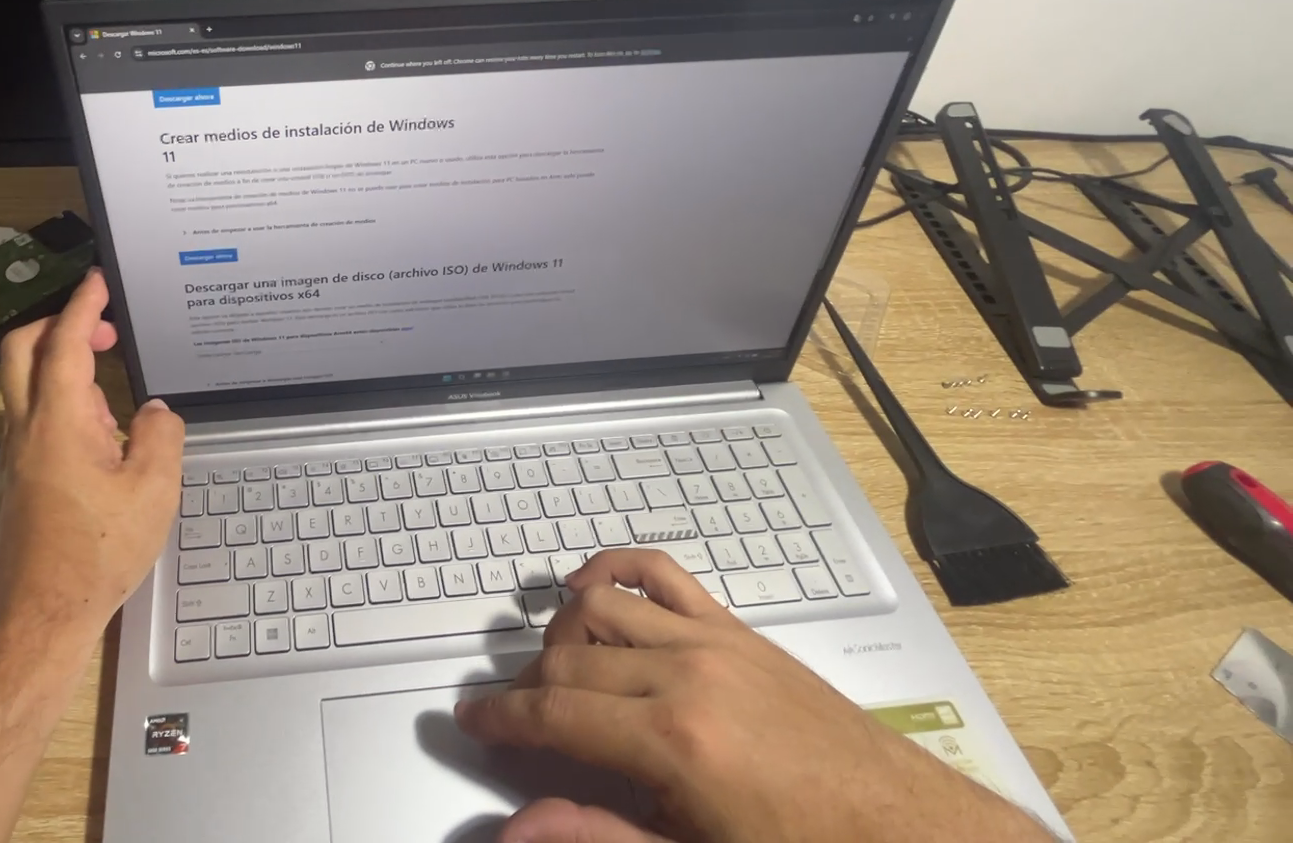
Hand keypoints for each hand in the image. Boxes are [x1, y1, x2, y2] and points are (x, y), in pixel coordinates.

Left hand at [0, 269, 184, 645]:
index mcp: (58, 423)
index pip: (63, 343)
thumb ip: (159, 435)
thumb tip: (154, 410)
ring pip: (25, 383)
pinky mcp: (18, 475)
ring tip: (111, 381)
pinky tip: (100, 429)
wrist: (40, 614)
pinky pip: (34, 416)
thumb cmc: (96, 554)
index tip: (98, 282)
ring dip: (63, 364)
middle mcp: (26, 430)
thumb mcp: (153, 490)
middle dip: (60, 324)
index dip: (83, 305)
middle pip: (22, 349)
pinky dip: (62, 399)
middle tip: (103, 329)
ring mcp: (16, 453)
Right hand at [454, 550, 1052, 842]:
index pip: (555, 712)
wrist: (910, 834)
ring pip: (599, 609)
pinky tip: (588, 586)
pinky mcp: (734, 625)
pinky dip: (613, 567)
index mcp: (674, 741)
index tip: (471, 720)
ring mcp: (710, 637)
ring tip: (555, 670)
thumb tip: (514, 828)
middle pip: (568, 660)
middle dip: (525, 687)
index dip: (502, 718)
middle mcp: (684, 671)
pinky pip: (660, 570)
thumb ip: (599, 835)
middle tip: (515, 718)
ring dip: (560, 634)